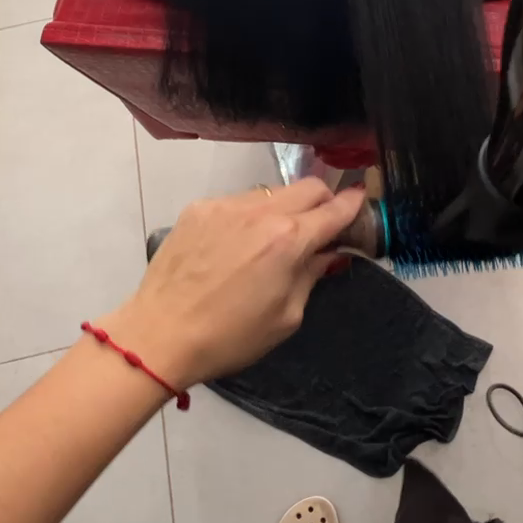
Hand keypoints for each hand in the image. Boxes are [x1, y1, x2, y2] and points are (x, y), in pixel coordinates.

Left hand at [99, 180, 366, 389]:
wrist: (160, 334)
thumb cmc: (230, 336)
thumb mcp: (286, 316)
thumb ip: (312, 275)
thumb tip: (330, 253)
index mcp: (290, 239)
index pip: (335, 209)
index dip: (354, 205)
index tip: (362, 201)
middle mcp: (262, 210)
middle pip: (309, 186)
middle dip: (323, 201)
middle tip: (321, 227)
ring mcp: (227, 204)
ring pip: (272, 192)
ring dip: (284, 209)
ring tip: (270, 241)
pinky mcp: (199, 207)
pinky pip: (238, 201)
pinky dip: (248, 216)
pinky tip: (234, 245)